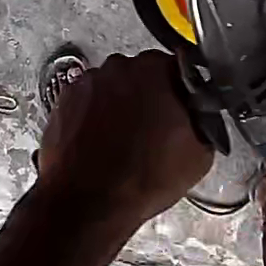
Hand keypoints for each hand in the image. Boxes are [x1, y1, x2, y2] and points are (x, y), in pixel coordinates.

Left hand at [34, 50, 213, 229]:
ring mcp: (88, 79)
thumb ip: (200, 118)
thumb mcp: (198, 152)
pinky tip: (100, 139)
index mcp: (157, 71)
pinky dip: (93, 112)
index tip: (179, 106)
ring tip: (123, 138)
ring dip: (118, 102)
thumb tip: (196, 112)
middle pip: (140, 73)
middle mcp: (120, 66)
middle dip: (147, 94)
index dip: (179, 89)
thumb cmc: (142, 177)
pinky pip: (87, 98)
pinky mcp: (65, 95)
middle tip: (152, 126)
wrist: (89, 199)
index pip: (176, 66)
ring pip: (111, 85)